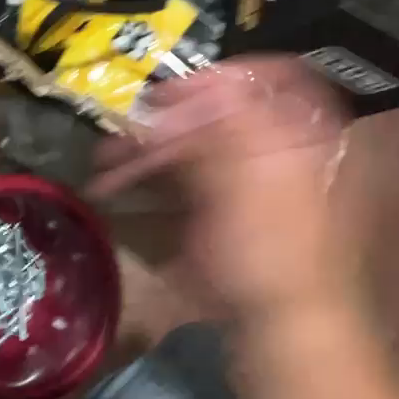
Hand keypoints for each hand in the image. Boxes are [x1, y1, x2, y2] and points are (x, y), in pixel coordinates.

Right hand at [104, 56, 353, 318]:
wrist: (278, 323)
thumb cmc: (272, 255)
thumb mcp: (253, 187)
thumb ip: (232, 128)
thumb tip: (211, 78)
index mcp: (294, 136)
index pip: (266, 78)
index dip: (219, 75)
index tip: (171, 89)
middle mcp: (270, 148)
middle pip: (217, 111)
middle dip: (164, 116)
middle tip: (122, 127)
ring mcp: (243, 179)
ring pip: (189, 142)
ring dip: (144, 146)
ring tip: (103, 159)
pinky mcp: (219, 207)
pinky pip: (178, 175)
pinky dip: (146, 174)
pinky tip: (113, 183)